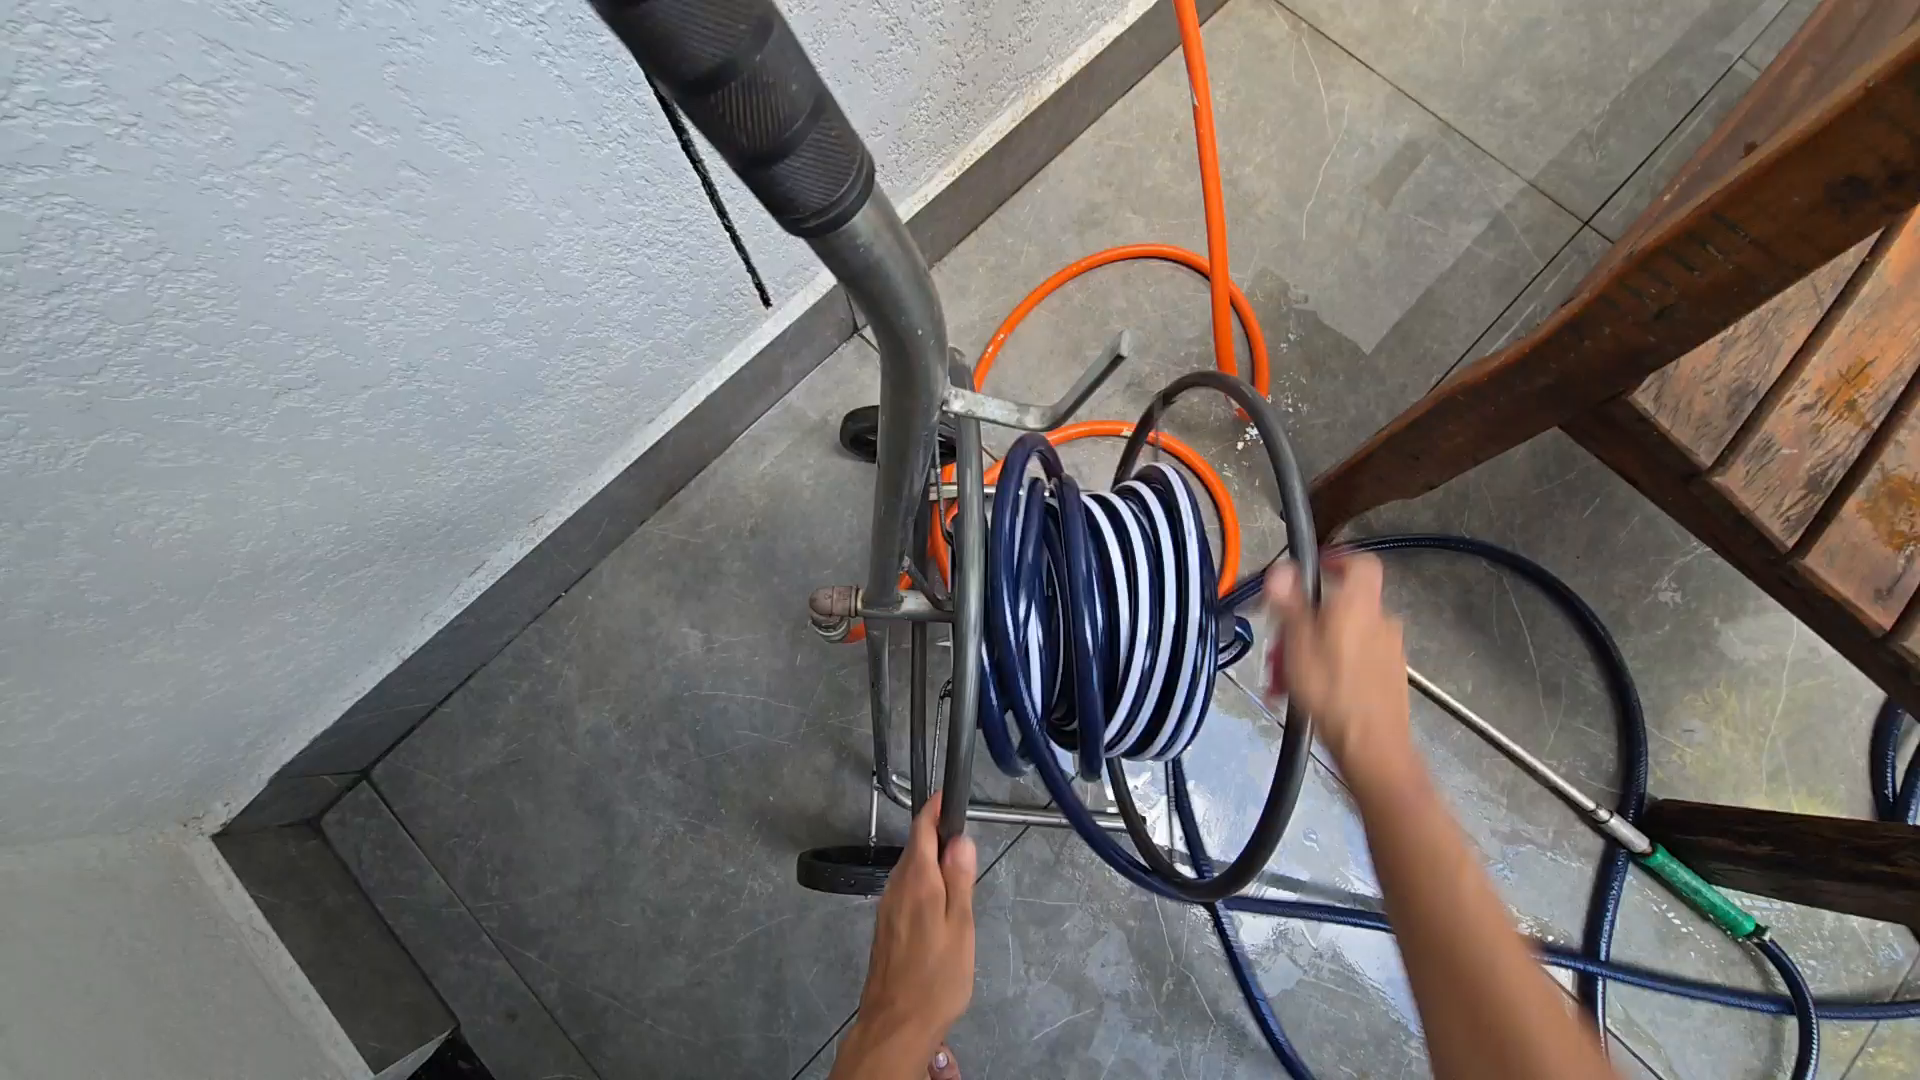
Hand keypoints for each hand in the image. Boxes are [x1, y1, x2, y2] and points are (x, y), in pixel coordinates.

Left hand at [832, 793, 976, 1079]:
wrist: (895, 1025)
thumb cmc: (936, 977)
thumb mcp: (960, 927)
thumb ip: (960, 880)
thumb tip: (960, 839)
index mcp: (917, 880)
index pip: (922, 828)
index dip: (935, 808)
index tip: (949, 796)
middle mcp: (896, 886)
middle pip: (916, 847)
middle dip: (939, 839)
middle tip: (968, 849)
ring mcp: (887, 906)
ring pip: (911, 870)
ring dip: (932, 864)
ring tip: (960, 880)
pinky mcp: (885, 925)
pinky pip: (906, 890)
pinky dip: (924, 884)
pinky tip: (940, 907)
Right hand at [1264, 553, 1411, 770]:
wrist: (1372, 746)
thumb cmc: (1330, 691)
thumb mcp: (1296, 643)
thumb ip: (1289, 604)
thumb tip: (1281, 570)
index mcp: (1359, 605)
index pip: (1359, 562)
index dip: (1335, 559)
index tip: (1312, 570)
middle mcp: (1381, 621)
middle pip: (1341, 605)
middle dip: (1304, 620)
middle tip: (1279, 644)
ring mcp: (1388, 650)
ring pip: (1341, 635)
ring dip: (1310, 649)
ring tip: (1284, 678)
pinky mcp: (1388, 677)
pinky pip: (1351, 659)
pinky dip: (1328, 667)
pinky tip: (1306, 693)